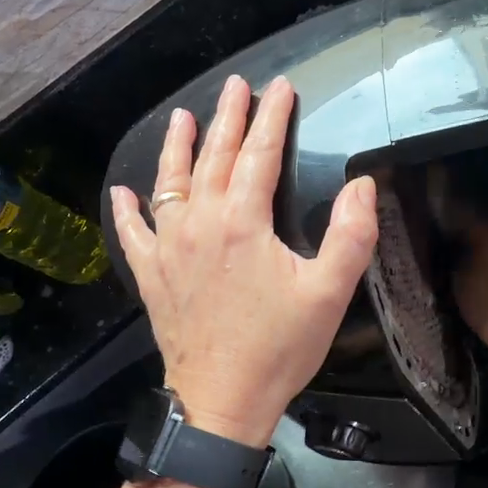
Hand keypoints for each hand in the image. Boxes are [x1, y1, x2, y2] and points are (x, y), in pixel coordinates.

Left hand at [108, 75, 377, 448]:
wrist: (220, 401)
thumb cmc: (279, 346)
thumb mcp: (329, 293)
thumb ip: (352, 234)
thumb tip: (362, 183)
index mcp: (243, 222)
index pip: (259, 154)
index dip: (273, 117)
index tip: (281, 87)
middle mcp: (201, 224)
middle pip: (214, 157)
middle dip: (228, 117)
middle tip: (237, 85)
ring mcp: (169, 248)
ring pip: (171, 183)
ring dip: (178, 147)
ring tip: (183, 116)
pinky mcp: (152, 276)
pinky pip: (134, 233)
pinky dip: (129, 210)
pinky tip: (124, 192)